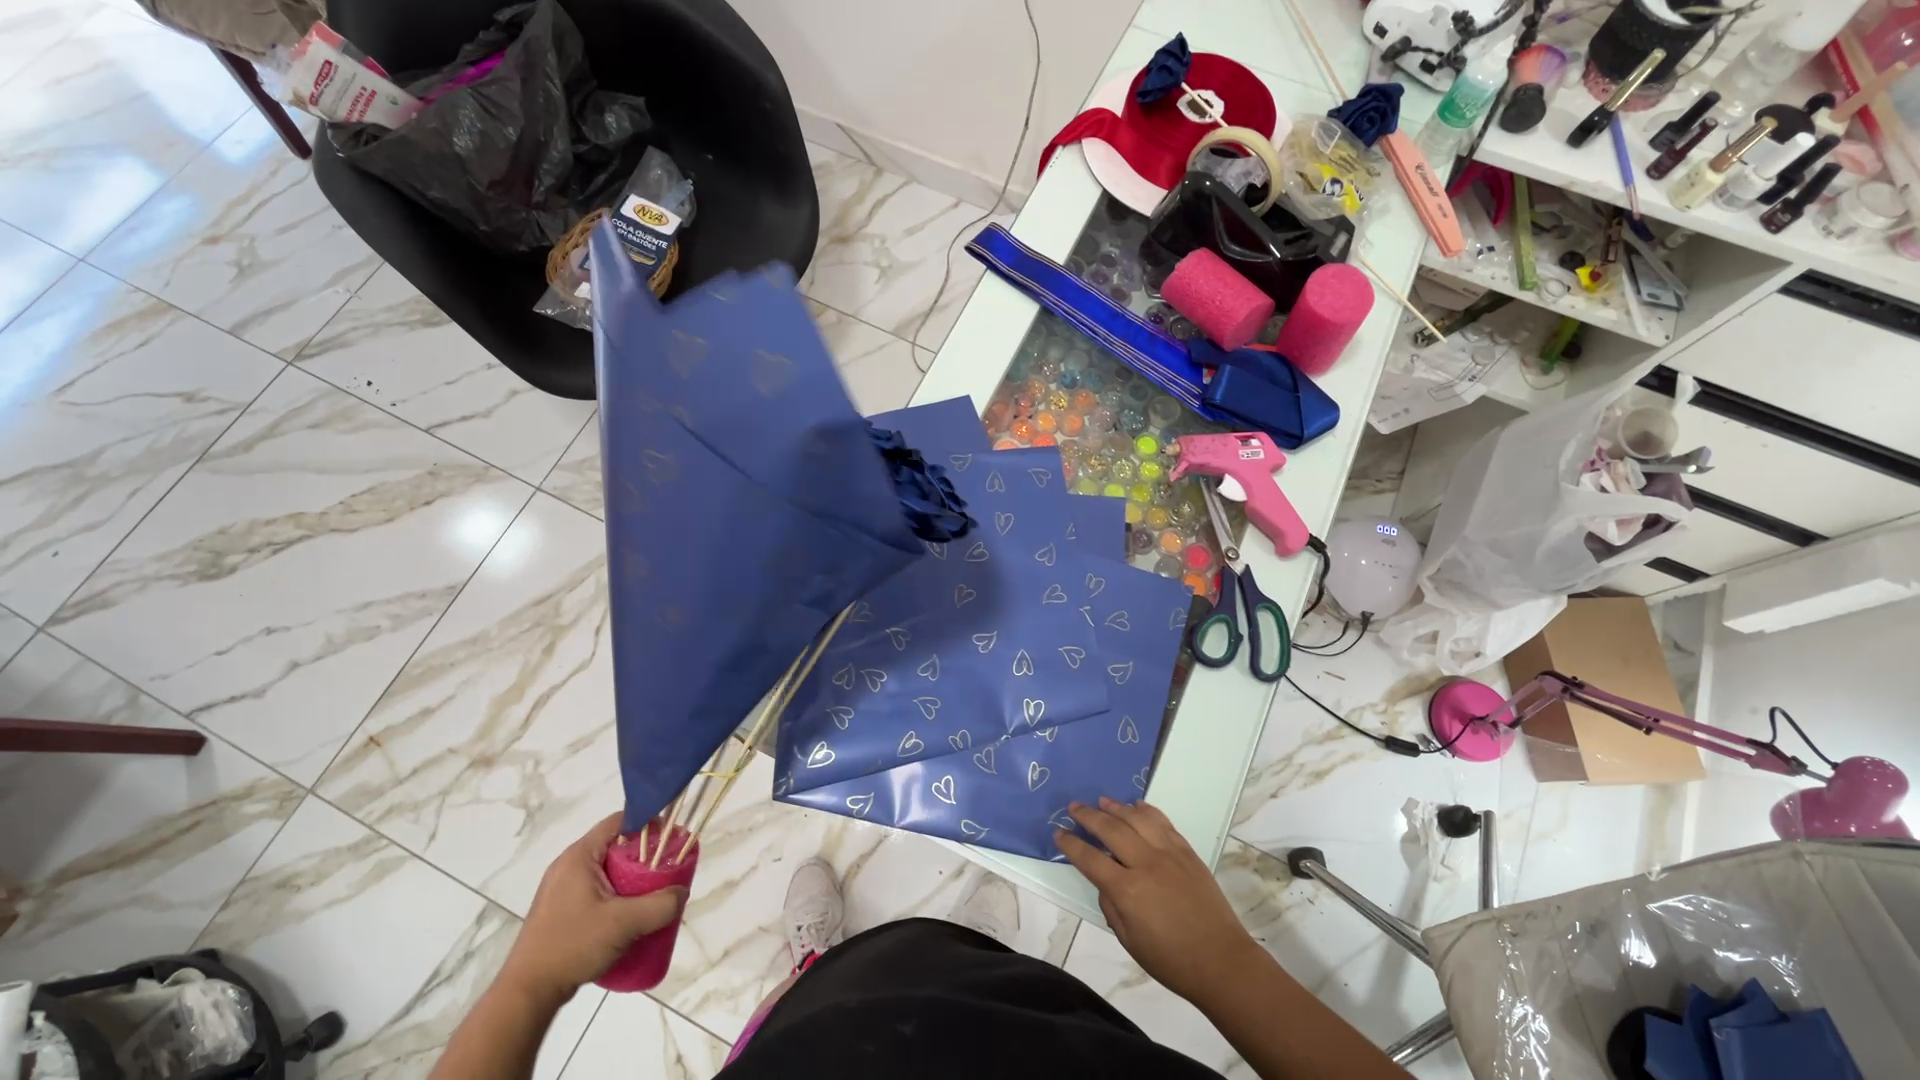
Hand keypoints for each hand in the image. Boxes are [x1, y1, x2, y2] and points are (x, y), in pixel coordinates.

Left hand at [500, 813, 687, 1001]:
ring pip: (607, 871)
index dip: (648, 824)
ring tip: (653, 898)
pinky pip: (597, 891)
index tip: (671, 840)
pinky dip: (617, 896)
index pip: (619, 821)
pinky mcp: (561, 909)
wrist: (528, 991)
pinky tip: (629, 918)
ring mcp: (562, 889)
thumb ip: (661, 905)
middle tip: (666, 873)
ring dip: (632, 880)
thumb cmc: (573, 945)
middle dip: (645, 857)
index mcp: (579, 856)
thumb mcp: (624, 923)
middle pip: (615, 846)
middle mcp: (568, 865)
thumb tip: (681, 891)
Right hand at [1055, 798, 1260, 1001]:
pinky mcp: (1188, 853)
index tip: (1058, 833)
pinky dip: (1147, 811)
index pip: (1090, 858)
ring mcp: (1170, 854)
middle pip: (1111, 830)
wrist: (1221, 961)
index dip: (1071, 844)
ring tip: (1101, 800)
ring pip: (1137, 819)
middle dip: (1089, 816)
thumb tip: (1106, 882)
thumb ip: (1111, 906)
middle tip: (1074, 807)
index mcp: (1127, 890)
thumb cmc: (1171, 960)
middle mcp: (1146, 864)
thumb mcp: (1129, 940)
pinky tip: (1136, 806)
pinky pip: (1164, 823)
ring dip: (1116, 807)